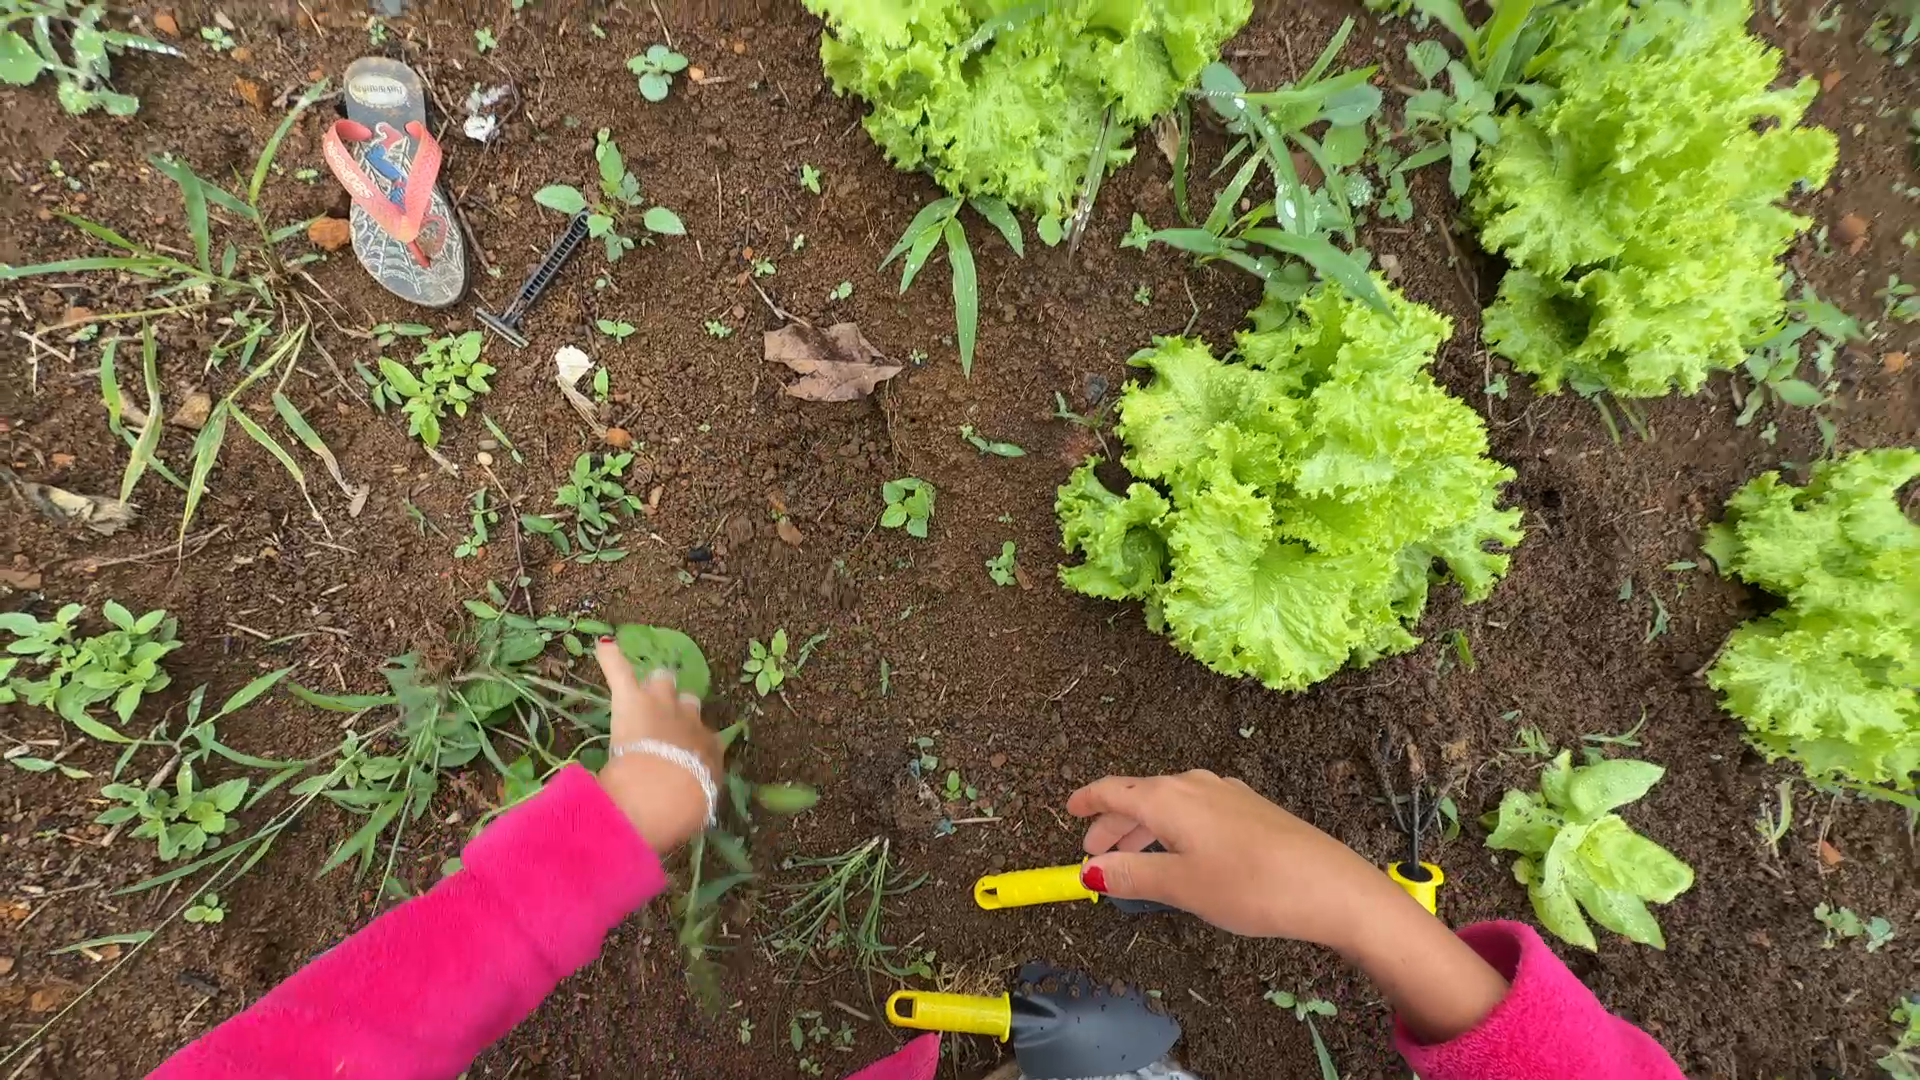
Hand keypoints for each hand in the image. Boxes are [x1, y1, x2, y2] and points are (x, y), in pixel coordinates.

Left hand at [592, 637, 722, 851]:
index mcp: (708, 748)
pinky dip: (613, 660)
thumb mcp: (699, 805)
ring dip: (654, 687)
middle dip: (676, 708)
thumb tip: (690, 802)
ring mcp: (661, 707)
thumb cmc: (685, 806)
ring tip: (643, 689)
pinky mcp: (633, 701)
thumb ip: (694, 796)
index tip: (682, 754)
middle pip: (687, 703)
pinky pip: (622, 673)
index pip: (704, 737)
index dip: (691, 743)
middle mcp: (690, 721)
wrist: (666, 791)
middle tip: (662, 721)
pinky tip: (606, 646)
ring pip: (662, 682)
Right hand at [1069, 770, 1407, 949]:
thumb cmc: (1249, 884)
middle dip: (1111, 825)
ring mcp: (1221, 792)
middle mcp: (1190, 784)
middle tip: (1093, 854)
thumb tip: (1090, 870)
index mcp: (1166, 798)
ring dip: (1142, 829)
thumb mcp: (1180, 886)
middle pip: (1137, 797)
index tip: (1069, 810)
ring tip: (1132, 859)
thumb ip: (1131, 875)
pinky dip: (1171, 828)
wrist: (1330, 885)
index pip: (1112, 790)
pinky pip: (1192, 809)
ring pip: (1166, 804)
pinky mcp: (1246, 806)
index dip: (1086, 801)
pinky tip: (1181, 851)